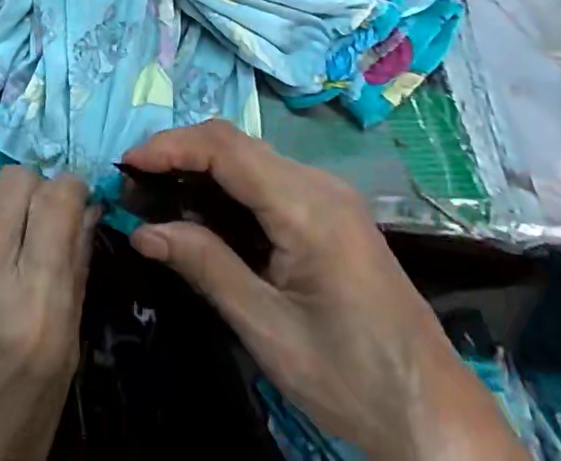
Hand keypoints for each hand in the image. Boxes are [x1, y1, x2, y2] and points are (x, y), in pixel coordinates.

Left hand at [0, 166, 96, 460]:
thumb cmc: (16, 416)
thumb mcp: (65, 355)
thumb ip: (75, 272)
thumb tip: (84, 205)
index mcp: (37, 311)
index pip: (57, 203)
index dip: (69, 188)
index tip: (70, 198)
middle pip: (13, 182)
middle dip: (31, 192)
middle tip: (30, 218)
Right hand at [123, 120, 525, 460]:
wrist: (436, 419)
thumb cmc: (352, 377)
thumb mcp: (267, 328)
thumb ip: (204, 266)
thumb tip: (142, 230)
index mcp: (308, 208)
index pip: (224, 148)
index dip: (168, 146)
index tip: (124, 166)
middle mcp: (320, 186)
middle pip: (234, 142)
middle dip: (176, 151)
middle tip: (132, 184)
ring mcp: (329, 196)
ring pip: (247, 156)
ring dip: (197, 165)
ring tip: (154, 195)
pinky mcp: (330, 213)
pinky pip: (264, 178)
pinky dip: (222, 182)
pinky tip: (200, 211)